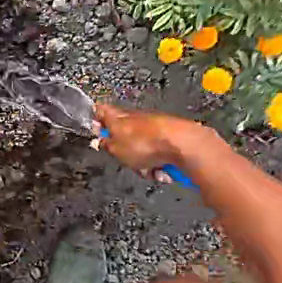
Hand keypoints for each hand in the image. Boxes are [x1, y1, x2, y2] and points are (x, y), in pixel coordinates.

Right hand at [93, 102, 209, 178]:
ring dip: (143, 165)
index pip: (102, 112)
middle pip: (124, 139)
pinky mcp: (171, 143)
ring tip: (149, 169)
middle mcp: (138, 120)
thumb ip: (106, 144)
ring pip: (142, 153)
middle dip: (126, 155)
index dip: (98, 122)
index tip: (97, 134)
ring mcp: (156, 131)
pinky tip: (162, 171)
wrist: (183, 145)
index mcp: (120, 117)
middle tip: (127, 160)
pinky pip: (158, 160)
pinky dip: (159, 168)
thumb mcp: (115, 148)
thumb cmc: (149, 142)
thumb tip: (101, 142)